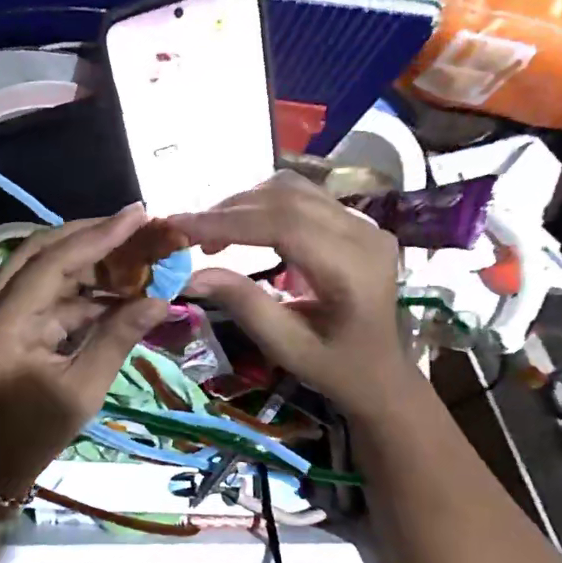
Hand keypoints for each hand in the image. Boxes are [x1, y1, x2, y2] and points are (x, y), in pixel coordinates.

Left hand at [0, 206, 169, 498]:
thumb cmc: (37, 431)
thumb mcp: (83, 389)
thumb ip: (117, 337)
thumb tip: (160, 300)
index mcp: (4, 323)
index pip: (54, 263)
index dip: (100, 237)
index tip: (138, 214)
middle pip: (43, 251)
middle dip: (92, 235)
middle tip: (137, 224)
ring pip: (44, 265)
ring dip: (88, 258)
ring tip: (134, 251)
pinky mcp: (7, 318)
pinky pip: (46, 289)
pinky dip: (81, 286)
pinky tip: (116, 287)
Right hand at [171, 172, 412, 416]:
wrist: (381, 373)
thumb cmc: (336, 368)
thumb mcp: (286, 348)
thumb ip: (244, 305)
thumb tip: (191, 275)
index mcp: (353, 269)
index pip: (284, 224)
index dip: (228, 222)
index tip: (180, 227)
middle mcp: (364, 234)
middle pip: (287, 198)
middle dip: (230, 210)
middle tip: (187, 233)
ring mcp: (364, 223)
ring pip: (293, 189)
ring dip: (245, 202)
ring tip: (211, 232)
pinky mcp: (355, 222)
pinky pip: (304, 196)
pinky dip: (264, 204)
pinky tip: (242, 226)